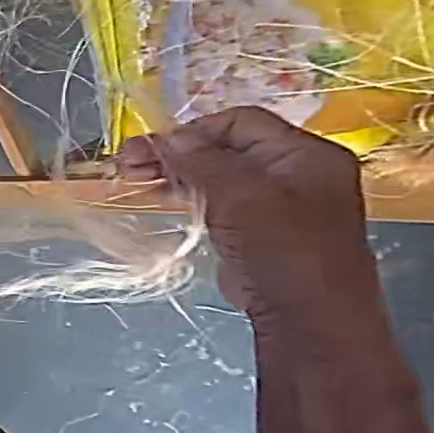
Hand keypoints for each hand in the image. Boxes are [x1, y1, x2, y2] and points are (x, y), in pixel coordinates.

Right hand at [117, 107, 381, 333]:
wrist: (304, 311)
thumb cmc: (281, 248)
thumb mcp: (240, 196)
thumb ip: (203, 161)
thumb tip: (167, 139)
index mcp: (304, 154)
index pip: (240, 121)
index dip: (192, 131)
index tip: (151, 151)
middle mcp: (293, 169)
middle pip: (223, 144)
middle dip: (174, 150)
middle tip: (128, 163)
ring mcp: (275, 196)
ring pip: (214, 168)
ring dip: (173, 169)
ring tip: (135, 179)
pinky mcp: (255, 221)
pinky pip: (215, 192)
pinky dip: (183, 189)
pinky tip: (158, 195)